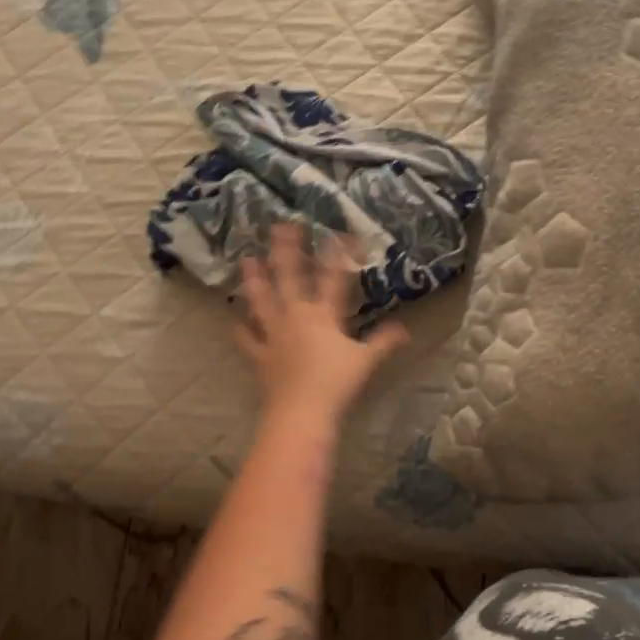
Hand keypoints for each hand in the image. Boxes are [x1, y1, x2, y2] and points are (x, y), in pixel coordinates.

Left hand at [235, 223, 408, 425]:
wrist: (301, 413)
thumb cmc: (336, 384)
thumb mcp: (366, 361)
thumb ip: (383, 342)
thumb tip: (405, 329)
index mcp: (323, 315)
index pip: (333, 277)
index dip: (337, 254)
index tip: (338, 233)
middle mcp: (296, 317)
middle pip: (290, 278)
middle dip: (286, 250)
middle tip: (279, 226)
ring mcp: (274, 335)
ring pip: (263, 300)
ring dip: (255, 279)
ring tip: (246, 258)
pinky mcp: (260, 355)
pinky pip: (248, 339)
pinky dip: (241, 329)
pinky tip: (234, 320)